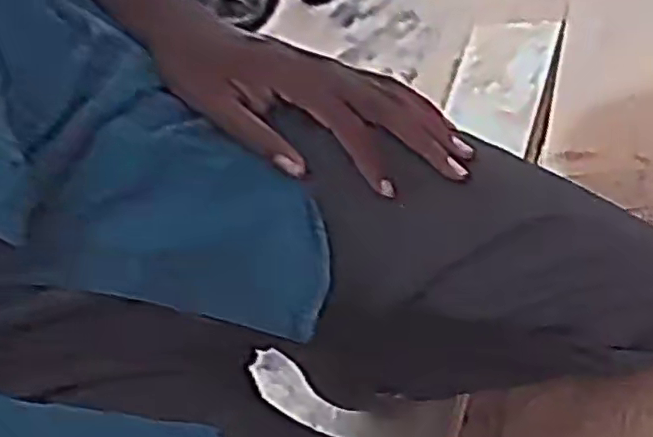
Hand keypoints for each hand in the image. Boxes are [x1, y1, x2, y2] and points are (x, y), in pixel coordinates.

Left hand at [148, 22, 472, 193]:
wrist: (188, 29)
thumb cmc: (197, 69)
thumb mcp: (211, 103)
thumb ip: (256, 136)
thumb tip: (298, 171)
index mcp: (295, 80)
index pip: (345, 123)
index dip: (368, 157)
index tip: (389, 191)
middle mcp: (324, 72)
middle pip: (387, 107)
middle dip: (426, 141)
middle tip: (457, 171)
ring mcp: (336, 70)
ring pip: (396, 96)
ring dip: (434, 125)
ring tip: (464, 153)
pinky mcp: (342, 74)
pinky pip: (390, 88)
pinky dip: (422, 109)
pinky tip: (443, 128)